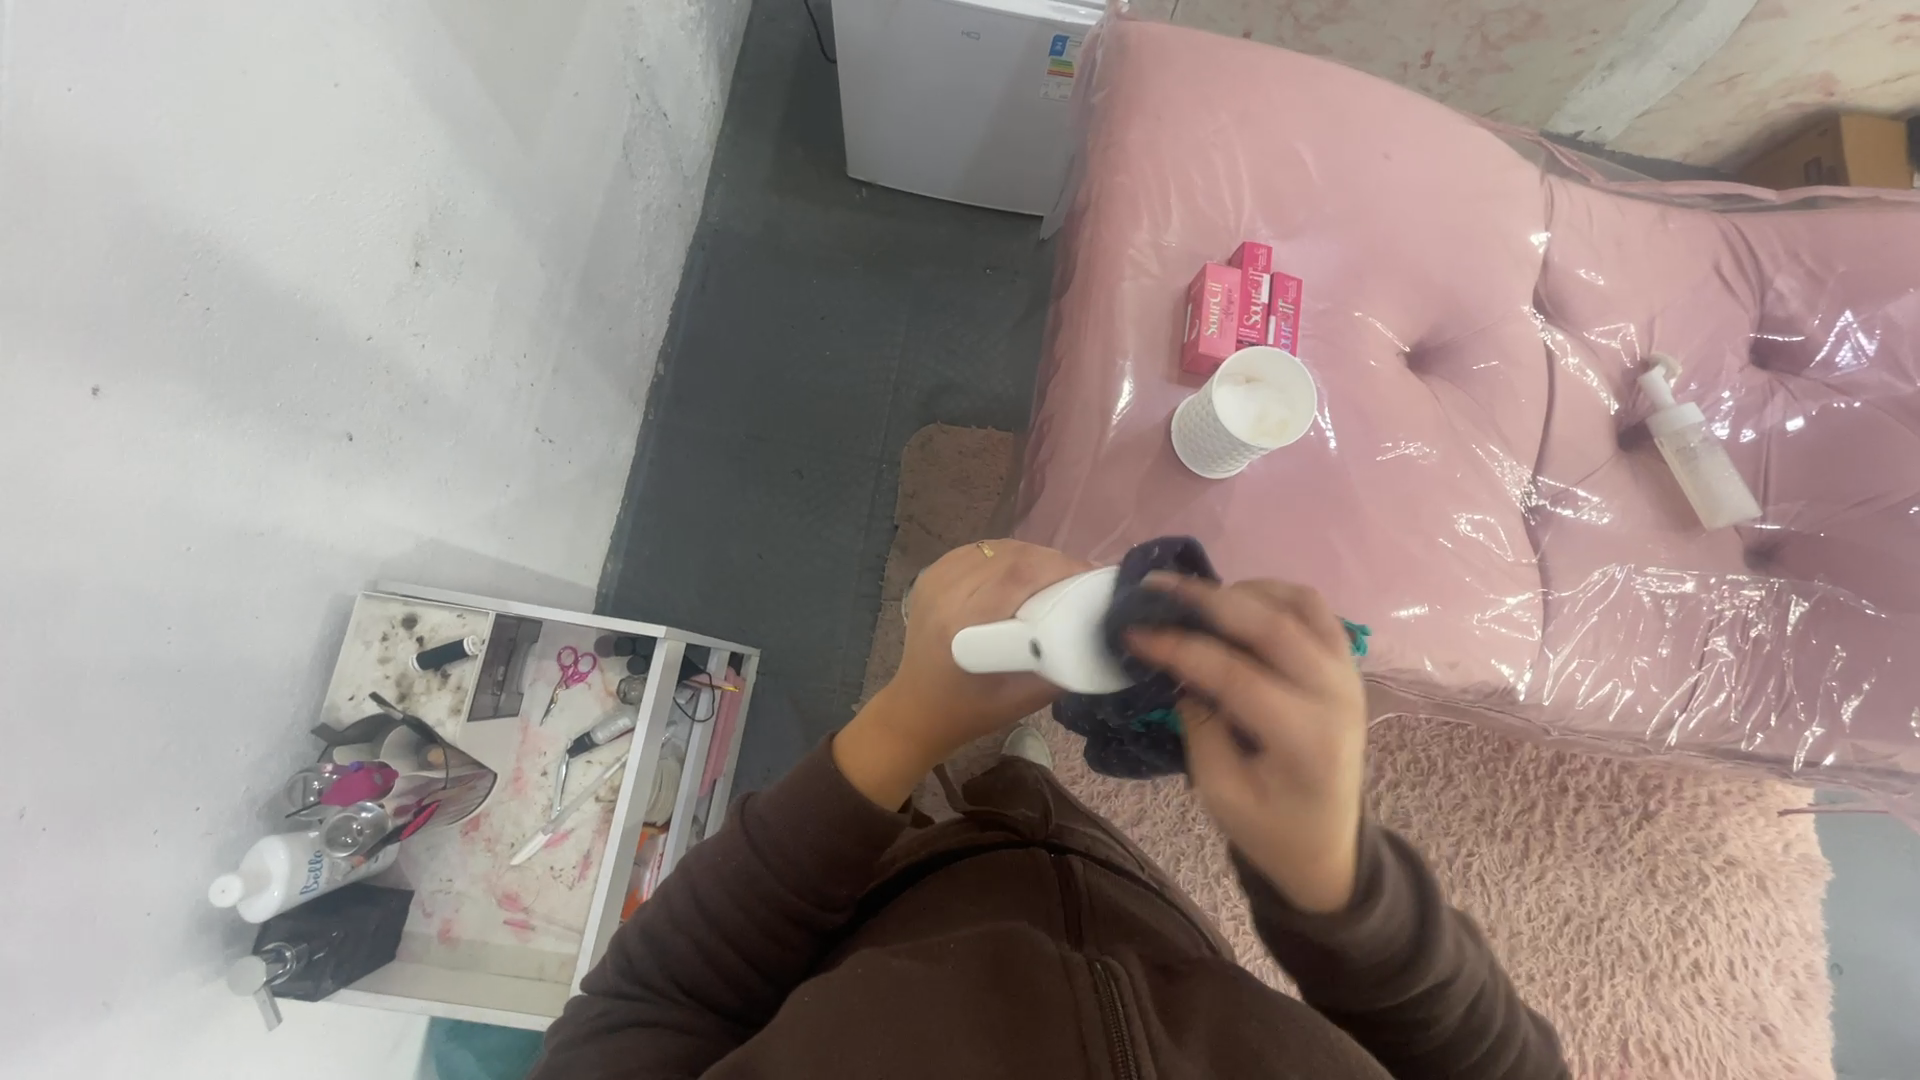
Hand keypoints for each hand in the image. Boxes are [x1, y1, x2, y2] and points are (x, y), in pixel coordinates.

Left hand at [834, 540, 1094, 807]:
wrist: (916, 709)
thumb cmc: (972, 710)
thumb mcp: (1024, 698)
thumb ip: (1062, 665)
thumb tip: (1099, 631)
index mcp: (962, 623)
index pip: (1020, 574)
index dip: (1062, 568)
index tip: (1093, 579)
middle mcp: (945, 592)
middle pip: (1011, 555)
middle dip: (1054, 561)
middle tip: (1081, 579)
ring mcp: (934, 578)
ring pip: (997, 548)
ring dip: (1033, 556)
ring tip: (1057, 575)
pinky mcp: (931, 574)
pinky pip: (980, 550)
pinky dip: (1008, 556)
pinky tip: (1024, 572)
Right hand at [1126, 577, 1366, 912]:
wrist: (1326, 842)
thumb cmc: (1268, 825)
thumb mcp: (1220, 790)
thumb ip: (1200, 724)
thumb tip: (1181, 668)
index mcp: (1305, 740)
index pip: (1235, 675)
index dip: (1180, 648)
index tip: (1133, 632)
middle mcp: (1335, 696)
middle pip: (1271, 626)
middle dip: (1206, 599)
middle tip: (1156, 586)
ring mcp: (1347, 675)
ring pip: (1297, 605)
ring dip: (1242, 592)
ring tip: (1195, 596)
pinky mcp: (1345, 664)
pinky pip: (1313, 609)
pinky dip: (1273, 594)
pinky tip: (1236, 601)